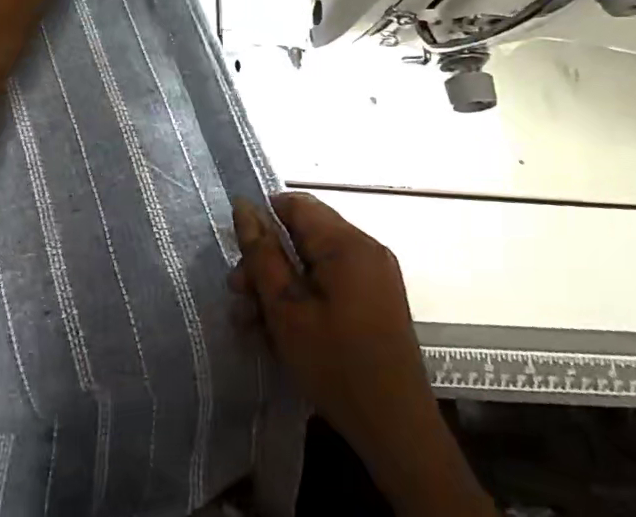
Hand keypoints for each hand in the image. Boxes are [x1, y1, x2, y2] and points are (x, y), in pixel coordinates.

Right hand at [231, 194, 496, 515]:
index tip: (240, 254)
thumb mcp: (285, 308)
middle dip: (264, 261)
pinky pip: (327, 283)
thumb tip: (243, 207)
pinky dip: (301, 298)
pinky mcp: (373, 301)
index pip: (293, 204)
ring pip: (310, 262)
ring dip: (277, 285)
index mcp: (347, 244)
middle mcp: (365, 250)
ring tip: (250, 321)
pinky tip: (276, 330)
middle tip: (238, 295)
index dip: (260, 221)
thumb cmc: (335, 364)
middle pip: (300, 235)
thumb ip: (261, 253)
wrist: (396, 430)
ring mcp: (373, 277)